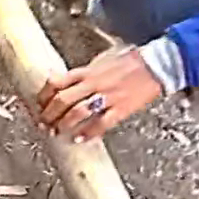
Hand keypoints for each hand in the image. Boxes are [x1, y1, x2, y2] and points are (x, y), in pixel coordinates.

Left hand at [36, 47, 161, 141]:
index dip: (43, 96)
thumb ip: (83, 73)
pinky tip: (79, 139)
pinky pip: (101, 123)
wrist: (159, 63)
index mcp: (88, 71)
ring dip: (64, 125)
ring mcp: (108, 96)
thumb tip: (62, 81)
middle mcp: (94, 83)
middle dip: (49, 115)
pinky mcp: (121, 108)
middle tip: (43, 124)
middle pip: (62, 100)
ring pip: (78, 113)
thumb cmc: (130, 61)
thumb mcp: (102, 60)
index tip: (39, 105)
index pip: (57, 82)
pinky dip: (88, 133)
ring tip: (57, 133)